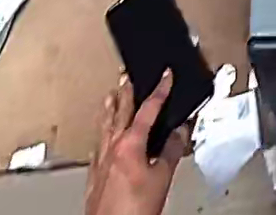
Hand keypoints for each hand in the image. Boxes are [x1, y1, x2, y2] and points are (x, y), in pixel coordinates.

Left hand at [86, 74, 190, 214]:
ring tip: (110, 96)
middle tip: (128, 76)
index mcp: (131, 144)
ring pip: (105, 127)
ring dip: (110, 109)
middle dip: (126, 93)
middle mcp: (113, 148)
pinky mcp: (94, 178)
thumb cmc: (135, 212)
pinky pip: (97, 148)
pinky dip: (102, 136)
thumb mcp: (162, 179)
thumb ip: (172, 151)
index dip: (160, 89)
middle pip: (121, 113)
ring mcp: (101, 163)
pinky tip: (101, 138)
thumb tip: (180, 131)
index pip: (148, 108)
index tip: (166, 75)